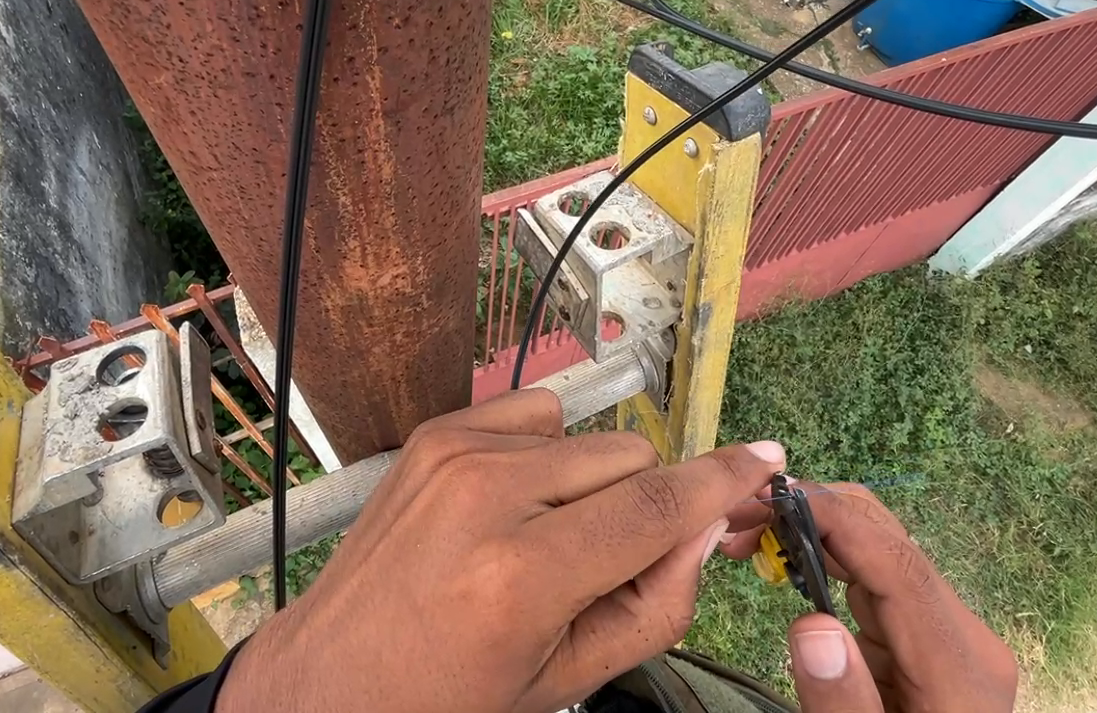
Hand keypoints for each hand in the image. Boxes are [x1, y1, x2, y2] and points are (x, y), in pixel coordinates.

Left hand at [217, 389, 785, 712]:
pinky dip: (545, 451)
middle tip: (604, 554)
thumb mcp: (570, 681)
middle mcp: (490, 493)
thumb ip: (655, 599)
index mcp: (523, 575)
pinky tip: (513, 499)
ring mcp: (457, 450)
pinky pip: (537, 413)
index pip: (656, 507)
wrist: (331, 677)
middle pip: (630, 458)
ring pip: (588, 435)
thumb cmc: (453, 698)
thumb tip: (703, 520)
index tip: (765, 458)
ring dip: (590, 481)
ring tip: (545, 533)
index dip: (722, 481)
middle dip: (641, 502)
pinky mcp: (437, 429)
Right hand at [720, 482, 1016, 711]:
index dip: (832, 519)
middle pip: (885, 538)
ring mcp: (938, 624)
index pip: (896, 561)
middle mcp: (956, 628)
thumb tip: (811, 624)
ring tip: (747, 532)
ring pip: (874, 543)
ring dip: (809, 524)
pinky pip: (868, 570)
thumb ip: (842, 703)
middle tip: (737, 517)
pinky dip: (819, 551)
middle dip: (810, 510)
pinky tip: (780, 554)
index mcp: (956, 661)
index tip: (764, 501)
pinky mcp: (917, 628)